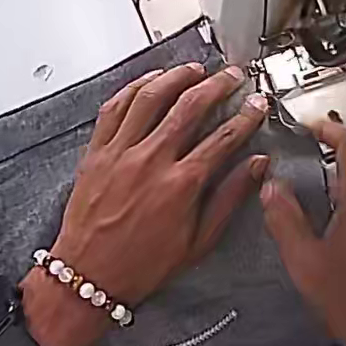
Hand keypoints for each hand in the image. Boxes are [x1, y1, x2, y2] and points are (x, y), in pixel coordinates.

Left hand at [28, 62, 270, 345]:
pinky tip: (150, 81)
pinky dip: (134, 88)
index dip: (246, 116)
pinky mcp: (96, 152)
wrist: (89, 276)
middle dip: (217, 85)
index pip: (223, 137)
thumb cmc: (141, 265)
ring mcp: (120, 152)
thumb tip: (257, 166)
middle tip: (232, 76)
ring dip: (177, 76)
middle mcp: (150, 161)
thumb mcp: (198, 242)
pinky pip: (115, 108)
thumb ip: (229, 198)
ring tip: (195, 69)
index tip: (256, 105)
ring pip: (151, 97)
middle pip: (190, 106)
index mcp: (180, 185)